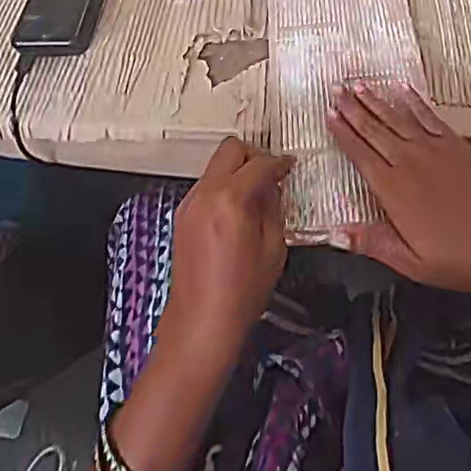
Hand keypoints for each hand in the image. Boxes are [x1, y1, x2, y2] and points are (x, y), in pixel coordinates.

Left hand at [161, 138, 293, 349]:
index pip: (258, 163)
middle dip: (253, 155)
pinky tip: (236, 210)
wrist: (202, 321)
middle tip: (270, 174)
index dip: (278, 162)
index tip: (288, 166)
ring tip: (255, 195)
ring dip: (236, 170)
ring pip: (216, 165)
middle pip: (230, 149)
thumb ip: (272, 207)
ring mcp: (190, 203)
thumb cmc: (241, 292)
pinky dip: (223, 186)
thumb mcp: (273, 247)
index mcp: (231, 199)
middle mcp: (205, 194)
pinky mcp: (182, 215)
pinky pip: (205, 185)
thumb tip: (271, 187)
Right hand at [326, 84, 470, 303]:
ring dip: (375, 100)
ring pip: (396, 118)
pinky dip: (413, 101)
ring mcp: (433, 149)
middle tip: (335, 89)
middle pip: (373, 129)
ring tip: (357, 84)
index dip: (342, 132)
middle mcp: (409, 162)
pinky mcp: (454, 145)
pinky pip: (428, 116)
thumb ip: (372, 243)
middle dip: (352, 108)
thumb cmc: (461, 259)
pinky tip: (402, 89)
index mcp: (393, 189)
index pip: (359, 153)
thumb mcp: (412, 263)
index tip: (328, 114)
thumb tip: (334, 233)